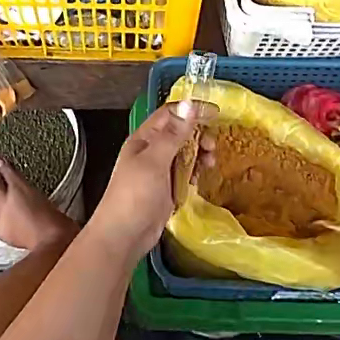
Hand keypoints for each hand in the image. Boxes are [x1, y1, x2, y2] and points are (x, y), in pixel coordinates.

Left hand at [88, 102, 216, 254]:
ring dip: (199, 154)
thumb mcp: (155, 161)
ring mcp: (159, 170)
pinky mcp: (166, 187)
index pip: (171, 113)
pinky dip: (194, 171)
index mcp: (144, 138)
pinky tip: (198, 179)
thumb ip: (173, 134)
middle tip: (213, 147)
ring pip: (185, 152)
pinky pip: (184, 171)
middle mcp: (152, 150)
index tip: (216, 115)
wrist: (123, 236)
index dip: (193, 110)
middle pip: (181, 132)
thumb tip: (189, 104)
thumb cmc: (134, 196)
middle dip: (200, 135)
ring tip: (209, 164)